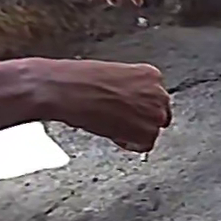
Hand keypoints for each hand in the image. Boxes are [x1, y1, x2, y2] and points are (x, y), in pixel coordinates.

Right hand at [30, 59, 171, 151]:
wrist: (60, 90)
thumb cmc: (76, 80)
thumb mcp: (113, 75)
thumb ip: (132, 88)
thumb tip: (134, 104)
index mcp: (150, 75)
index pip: (156, 99)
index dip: (138, 106)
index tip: (124, 107)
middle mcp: (159, 94)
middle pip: (158, 116)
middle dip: (140, 119)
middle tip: (116, 118)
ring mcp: (156, 114)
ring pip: (151, 131)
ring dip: (132, 131)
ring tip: (109, 122)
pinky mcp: (148, 133)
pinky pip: (144, 145)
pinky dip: (128, 143)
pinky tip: (111, 131)